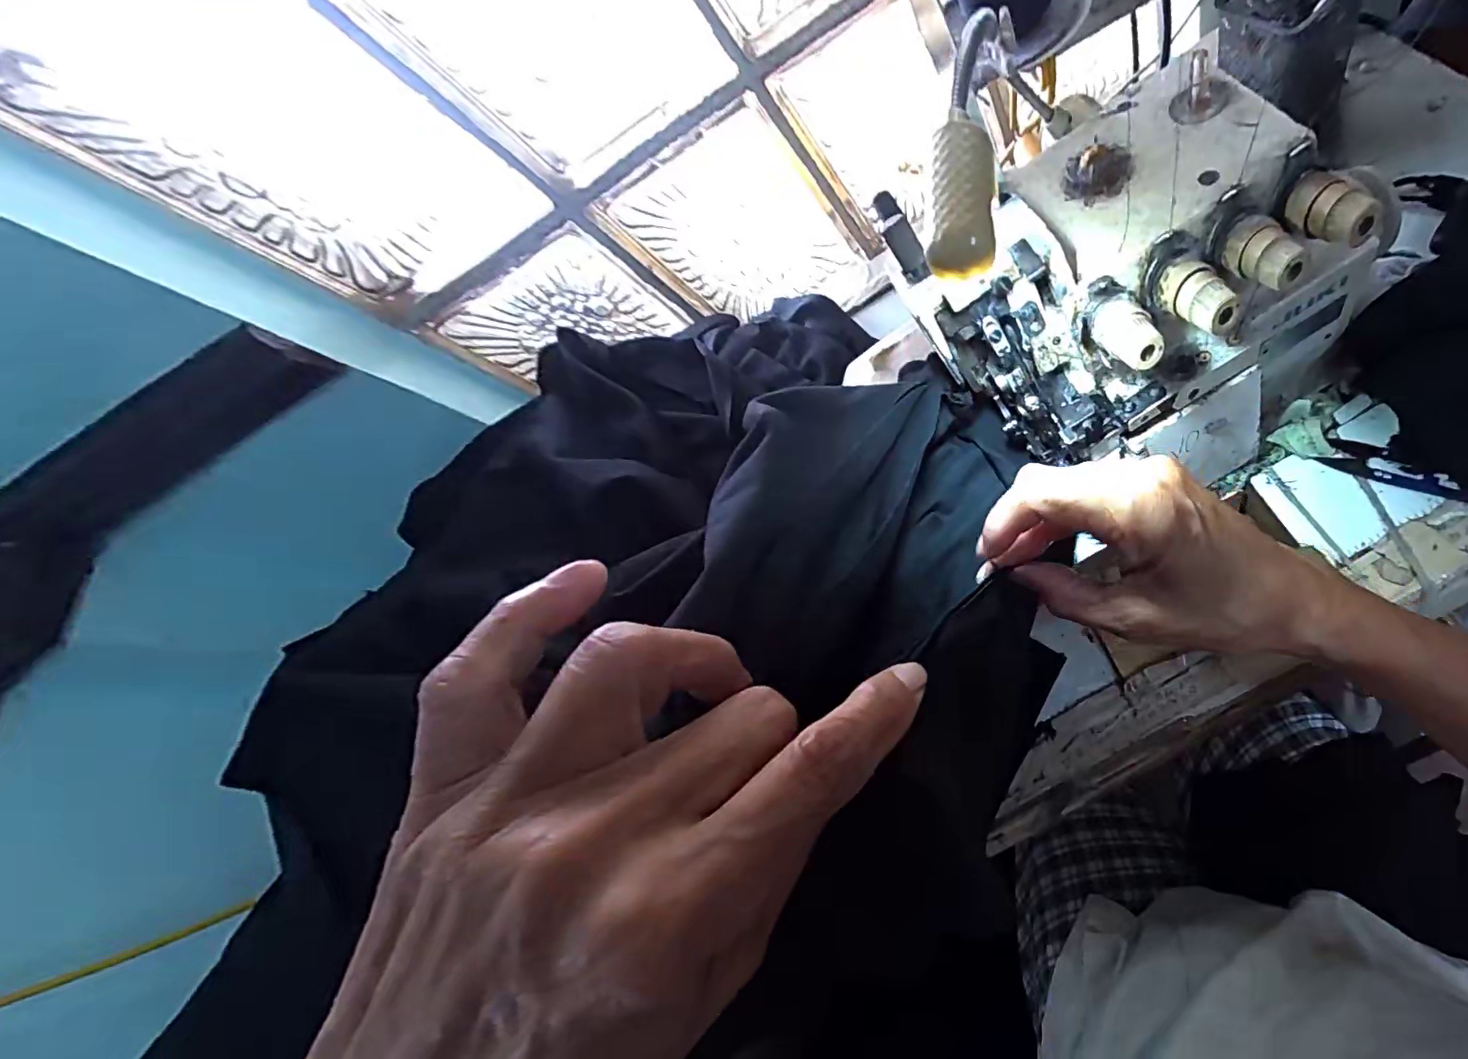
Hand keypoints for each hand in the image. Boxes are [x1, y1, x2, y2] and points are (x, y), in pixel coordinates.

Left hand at [309, 560, 925, 1058]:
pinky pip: (470, 676)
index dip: (871, 718)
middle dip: (772, 735)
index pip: (806, 773)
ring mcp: (506, 807)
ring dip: (695, 661)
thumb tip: (822, 758)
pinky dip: (525, 612)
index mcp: (674, 908)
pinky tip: (585, 579)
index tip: (905, 680)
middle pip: (739, 716)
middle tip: (756, 769)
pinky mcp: (441, 795)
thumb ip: (776, 858)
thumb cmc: (597, 1057)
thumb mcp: (722, 979)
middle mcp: (593, 840)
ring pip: (625, 660)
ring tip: (705, 687)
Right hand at [977, 456, 1360, 656]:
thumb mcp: (1136, 619)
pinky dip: (1065, 513)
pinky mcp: (1154, 478)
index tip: (988, 560)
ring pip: (1066, 481)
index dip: (1002, 522)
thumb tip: (1020, 578)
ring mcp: (1149, 470)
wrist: (1287, 594)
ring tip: (1020, 561)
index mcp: (1137, 505)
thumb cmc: (1222, 612)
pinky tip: (1052, 545)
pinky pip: (1092, 487)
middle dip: (1014, 522)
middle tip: (999, 567)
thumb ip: (1067, 596)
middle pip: (1048, 479)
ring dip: (1037, 518)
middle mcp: (1139, 473)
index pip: (1042, 491)